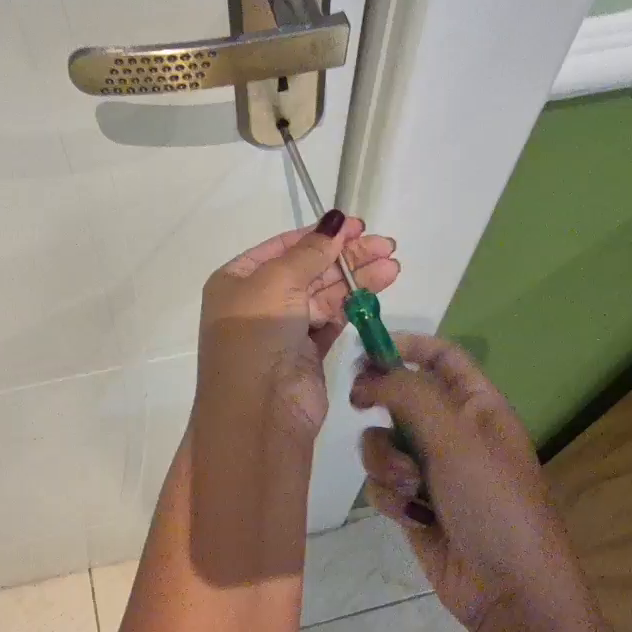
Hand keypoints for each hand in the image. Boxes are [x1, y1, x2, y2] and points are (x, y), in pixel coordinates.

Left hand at [192, 212, 398, 454]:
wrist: (259, 411)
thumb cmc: (256, 335)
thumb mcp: (277, 282)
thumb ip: (310, 251)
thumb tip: (336, 220)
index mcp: (237, 280)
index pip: (284, 247)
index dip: (320, 235)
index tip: (358, 226)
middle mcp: (257, 301)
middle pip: (309, 269)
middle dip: (346, 256)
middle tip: (386, 246)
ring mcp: (283, 328)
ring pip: (325, 294)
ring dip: (357, 279)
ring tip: (393, 266)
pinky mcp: (307, 352)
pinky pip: (332, 320)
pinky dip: (354, 305)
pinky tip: (378, 290)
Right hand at [351, 333, 578, 631]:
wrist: (509, 591)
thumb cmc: (494, 503)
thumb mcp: (455, 438)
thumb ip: (409, 395)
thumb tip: (370, 373)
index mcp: (477, 406)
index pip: (442, 357)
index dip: (407, 345)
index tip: (366, 348)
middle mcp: (453, 431)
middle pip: (401, 397)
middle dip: (381, 405)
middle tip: (358, 403)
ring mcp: (432, 469)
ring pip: (382, 441)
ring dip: (385, 461)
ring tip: (408, 487)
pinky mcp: (413, 503)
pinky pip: (382, 482)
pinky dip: (390, 496)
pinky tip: (412, 516)